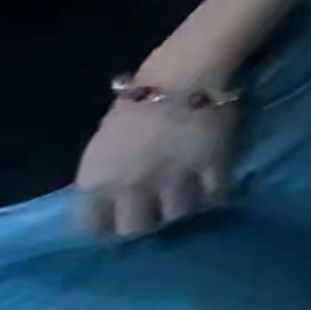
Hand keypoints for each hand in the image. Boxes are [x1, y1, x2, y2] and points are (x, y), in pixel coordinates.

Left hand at [75, 98, 236, 237]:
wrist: (181, 82)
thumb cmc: (136, 110)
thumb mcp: (102, 151)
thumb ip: (108, 179)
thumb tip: (120, 199)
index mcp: (96, 184)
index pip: (95, 227)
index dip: (111, 226)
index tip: (126, 218)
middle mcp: (132, 187)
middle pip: (138, 226)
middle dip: (150, 220)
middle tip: (161, 209)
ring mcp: (175, 176)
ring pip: (178, 213)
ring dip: (183, 208)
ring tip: (191, 197)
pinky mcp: (212, 164)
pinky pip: (214, 192)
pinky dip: (214, 195)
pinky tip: (214, 189)